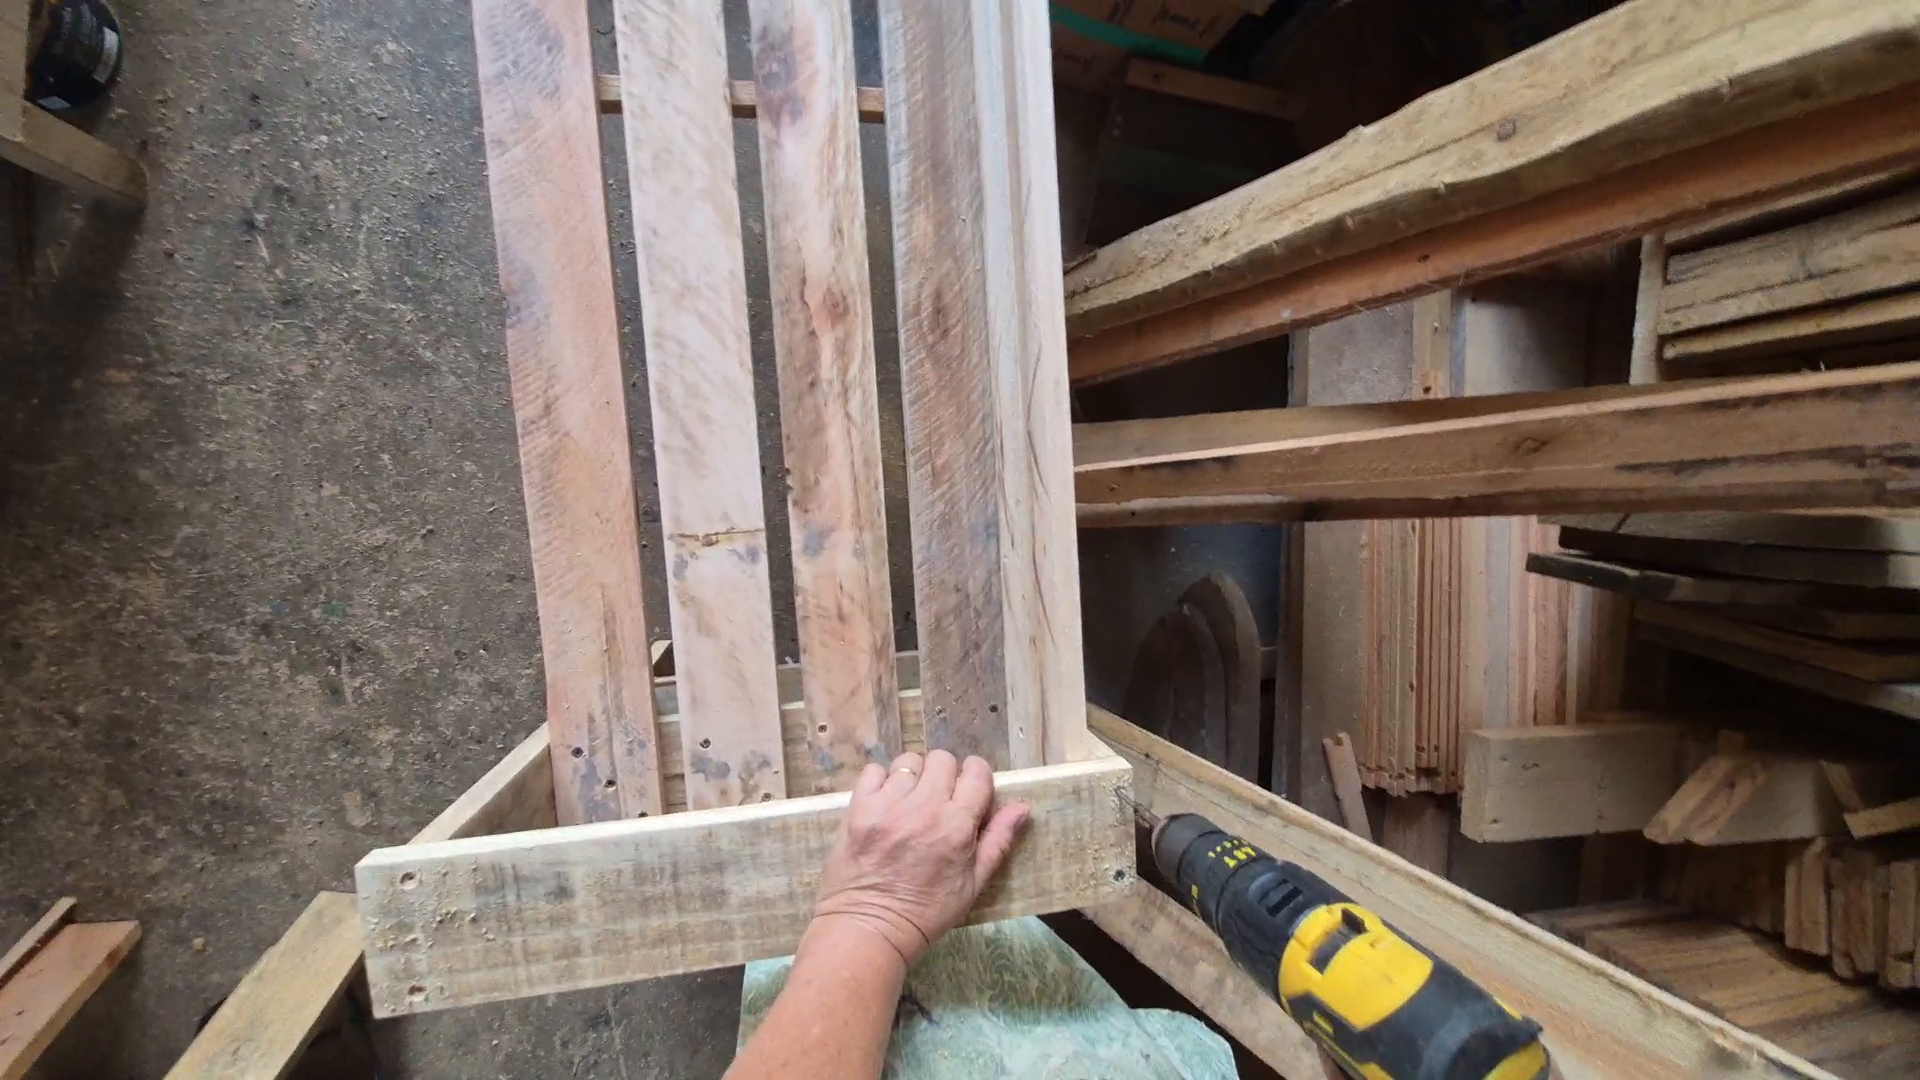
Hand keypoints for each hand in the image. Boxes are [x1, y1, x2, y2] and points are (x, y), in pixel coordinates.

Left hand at [811, 750, 1030, 967]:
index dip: (976, 777)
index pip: (976, 772)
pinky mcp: (859, 807)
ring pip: (909, 762)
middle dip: (945, 775)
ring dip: (913, 777)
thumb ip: (998, 841)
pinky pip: (874, 770)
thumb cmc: (927, 912)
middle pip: (942, 759)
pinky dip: (881, 782)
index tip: (969, 792)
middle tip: (937, 799)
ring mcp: (889, 805)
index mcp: (956, 826)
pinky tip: (884, 804)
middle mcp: (924, 808)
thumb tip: (1022, 807)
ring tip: (909, 801)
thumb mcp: (973, 884)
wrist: (869, 929)